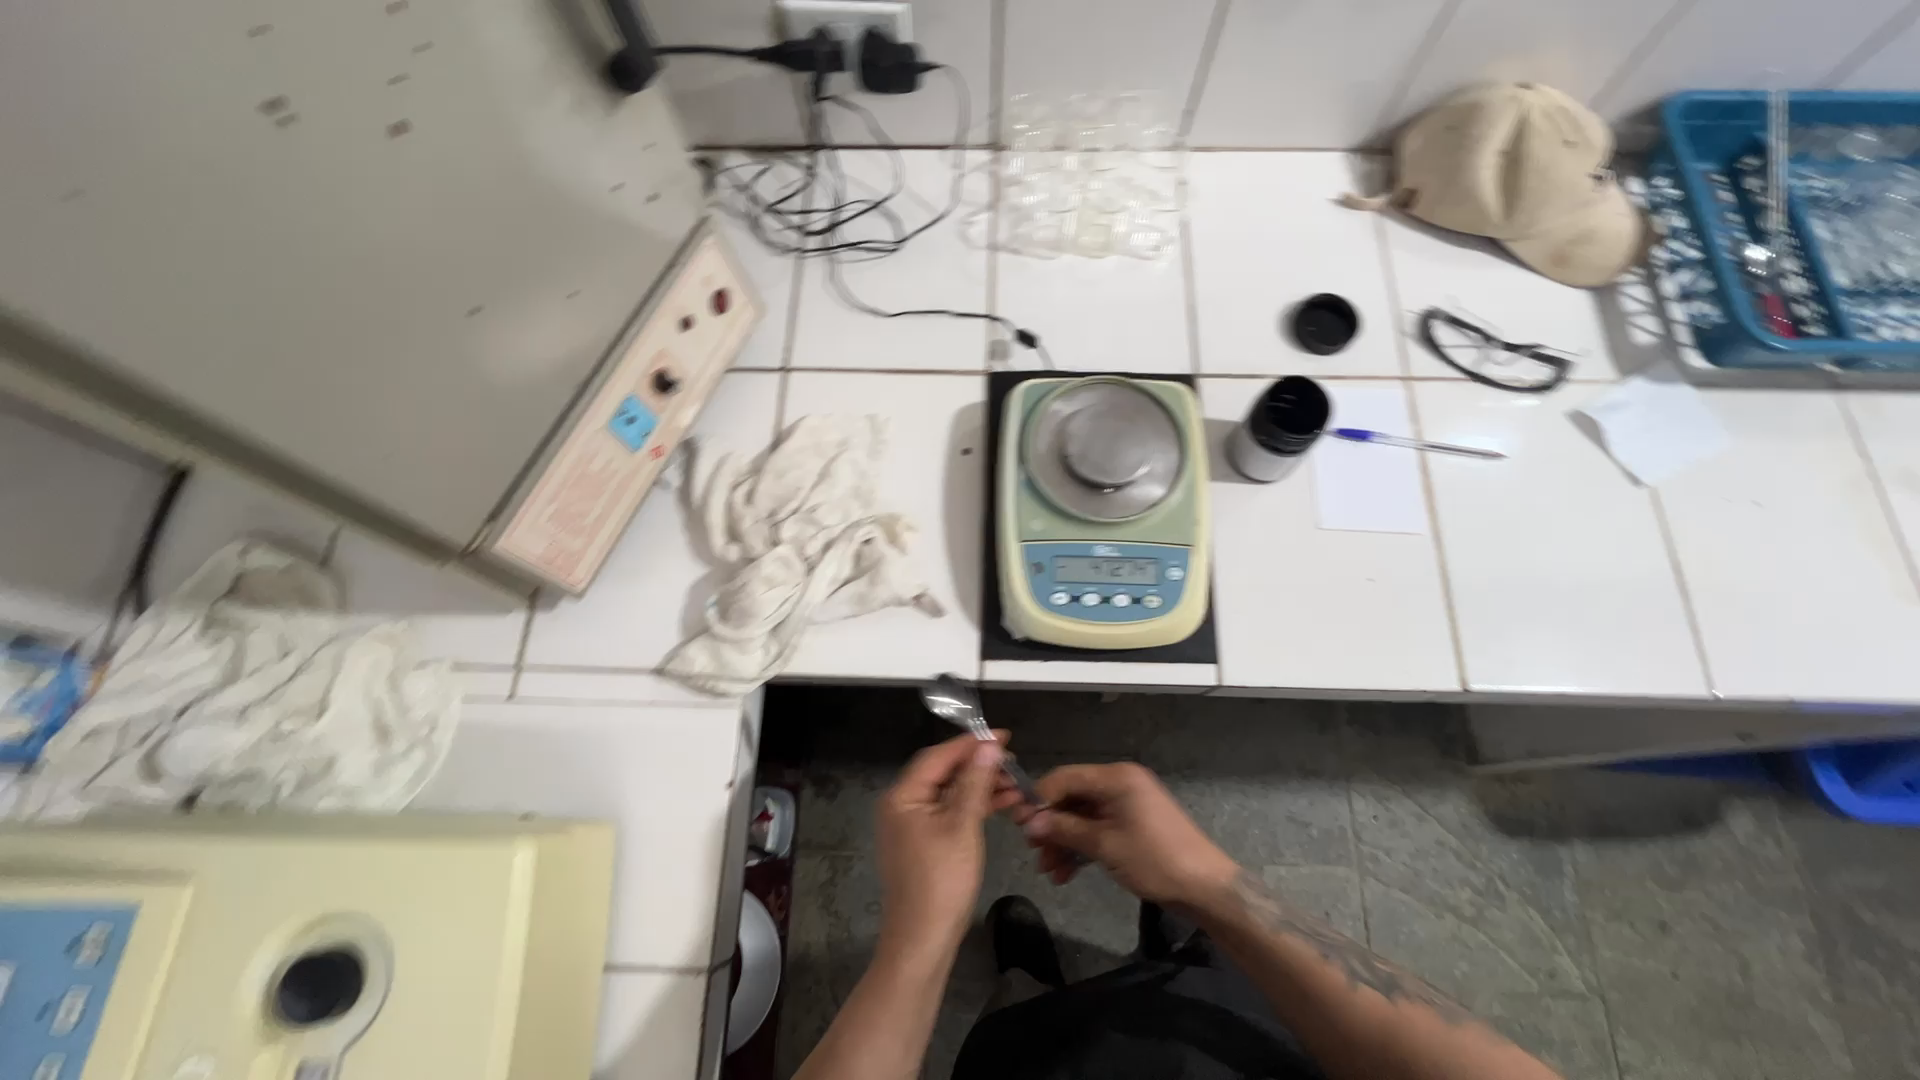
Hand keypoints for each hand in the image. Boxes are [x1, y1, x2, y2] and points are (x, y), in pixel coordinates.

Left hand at [874, 731, 1006, 960]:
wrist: (922, 941)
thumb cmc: (942, 881)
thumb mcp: (962, 826)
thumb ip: (975, 782)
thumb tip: (988, 746)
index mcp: (902, 795)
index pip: (939, 755)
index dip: (971, 743)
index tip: (1004, 736)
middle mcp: (901, 804)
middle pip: (944, 772)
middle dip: (979, 766)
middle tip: (1014, 763)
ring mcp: (911, 825)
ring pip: (950, 793)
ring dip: (981, 787)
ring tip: (1017, 785)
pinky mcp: (923, 843)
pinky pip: (949, 813)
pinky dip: (974, 807)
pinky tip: (1002, 805)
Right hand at [1003, 763, 1237, 908]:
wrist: (1205, 888)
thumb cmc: (1154, 859)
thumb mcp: (1104, 845)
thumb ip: (1064, 830)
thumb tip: (1029, 824)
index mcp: (1116, 777)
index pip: (1064, 777)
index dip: (1038, 799)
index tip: (1018, 824)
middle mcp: (1120, 784)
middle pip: (1072, 797)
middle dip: (1051, 825)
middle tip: (1034, 853)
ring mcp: (1128, 805)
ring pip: (1083, 817)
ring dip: (1064, 841)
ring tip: (1050, 871)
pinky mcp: (1133, 825)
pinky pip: (1098, 829)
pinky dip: (1082, 847)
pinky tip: (1067, 872)